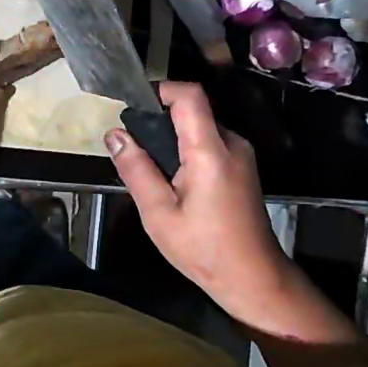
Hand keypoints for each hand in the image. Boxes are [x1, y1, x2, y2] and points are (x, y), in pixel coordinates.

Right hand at [107, 82, 291, 313]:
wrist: (252, 276)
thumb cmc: (203, 249)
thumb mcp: (158, 214)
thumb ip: (136, 169)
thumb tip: (115, 135)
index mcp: (211, 151)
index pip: (190, 96)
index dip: (162, 89)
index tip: (135, 104)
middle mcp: (232, 143)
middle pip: (194, 111)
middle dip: (161, 120)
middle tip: (133, 147)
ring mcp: (241, 154)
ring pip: (201, 128)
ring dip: (173, 138)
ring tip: (149, 168)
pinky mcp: (243, 167)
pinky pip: (210, 144)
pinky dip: (188, 151)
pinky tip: (172, 181)